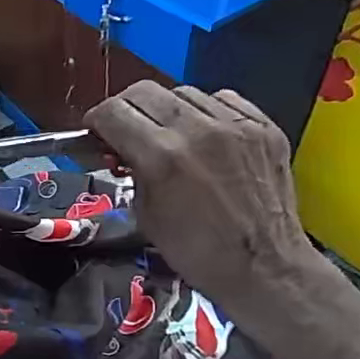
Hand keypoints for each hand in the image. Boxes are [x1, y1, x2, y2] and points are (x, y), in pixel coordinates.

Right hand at [86, 84, 328, 327]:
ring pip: (182, 92)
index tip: (96, 133)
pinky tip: (204, 134)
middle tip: (123, 130)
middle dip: (124, 109)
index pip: (113, 112)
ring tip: (167, 134)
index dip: (96, 121)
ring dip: (164, 109)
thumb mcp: (144, 213)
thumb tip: (118, 148)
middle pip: (143, 91)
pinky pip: (223, 99)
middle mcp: (197, 130)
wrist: (264, 266)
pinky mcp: (264, 126)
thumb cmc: (195, 251)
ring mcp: (235, 124)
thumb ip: (130, 171)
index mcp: (161, 156)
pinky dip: (204, 111)